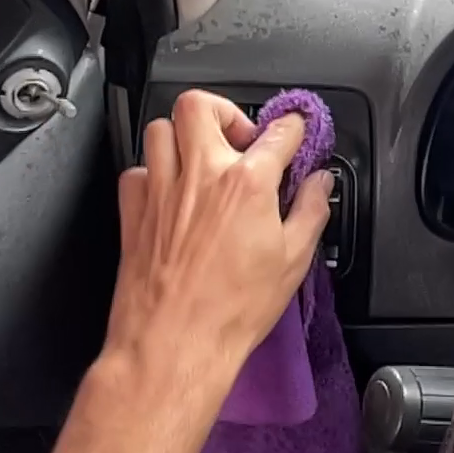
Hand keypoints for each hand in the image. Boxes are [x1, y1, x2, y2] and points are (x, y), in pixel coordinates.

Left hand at [104, 90, 331, 390]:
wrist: (173, 347)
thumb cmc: (232, 309)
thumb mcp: (293, 260)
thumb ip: (311, 210)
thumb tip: (320, 185)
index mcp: (247, 182)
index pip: (278, 130)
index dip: (294, 128)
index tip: (295, 133)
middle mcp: (201, 174)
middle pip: (200, 105)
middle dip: (225, 112)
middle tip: (240, 138)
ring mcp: (162, 189)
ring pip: (160, 128)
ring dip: (185, 136)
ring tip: (204, 159)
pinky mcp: (133, 212)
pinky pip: (137, 170)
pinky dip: (155, 172)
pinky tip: (173, 193)